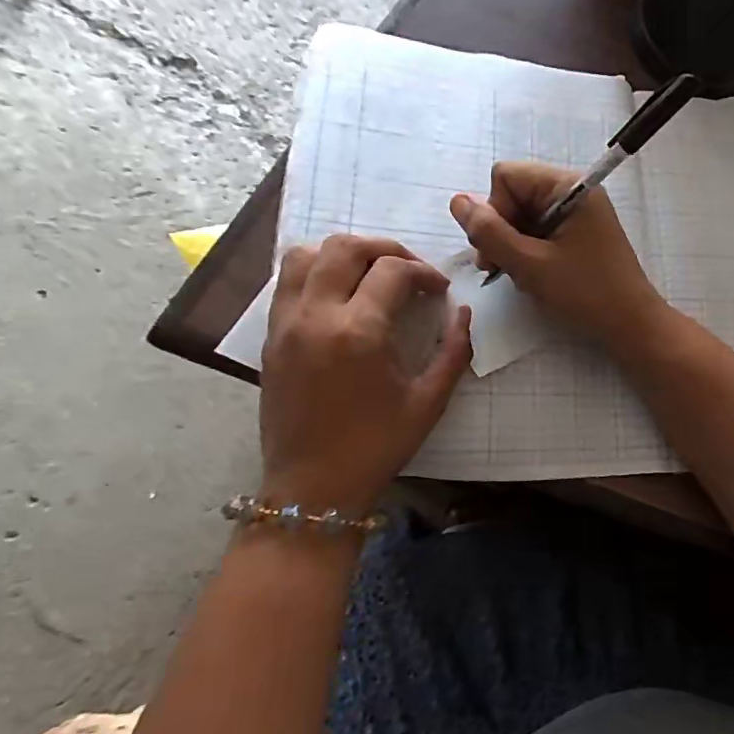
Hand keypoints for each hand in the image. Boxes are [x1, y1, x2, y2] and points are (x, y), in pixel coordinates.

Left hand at [259, 235, 472, 515]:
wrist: (313, 486)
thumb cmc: (376, 447)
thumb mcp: (428, 402)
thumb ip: (453, 352)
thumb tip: (462, 314)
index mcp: (359, 331)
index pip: (393, 271)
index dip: (423, 272)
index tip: (439, 290)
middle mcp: (316, 315)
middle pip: (346, 247)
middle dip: (385, 249)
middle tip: (409, 271)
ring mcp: (286, 323)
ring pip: (306, 255)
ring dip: (343, 253)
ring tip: (369, 274)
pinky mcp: (271, 336)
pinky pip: (287, 282)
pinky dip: (315, 271)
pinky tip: (339, 295)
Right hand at [449, 160, 665, 345]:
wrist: (631, 325)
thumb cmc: (586, 293)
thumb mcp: (530, 264)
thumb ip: (489, 233)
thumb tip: (457, 201)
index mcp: (568, 186)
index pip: (506, 177)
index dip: (494, 211)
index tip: (500, 248)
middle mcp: (571, 191)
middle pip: (512, 195)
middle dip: (500, 232)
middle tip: (500, 268)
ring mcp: (575, 213)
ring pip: (520, 217)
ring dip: (512, 247)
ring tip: (523, 277)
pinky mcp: (575, 233)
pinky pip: (536, 232)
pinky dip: (527, 254)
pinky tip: (534, 277)